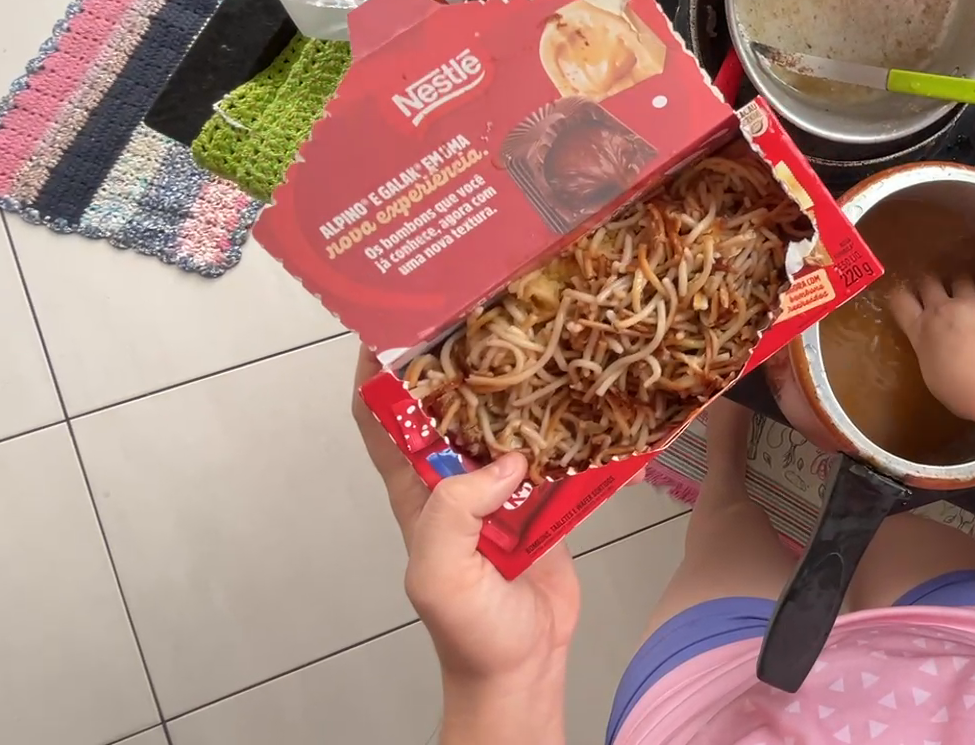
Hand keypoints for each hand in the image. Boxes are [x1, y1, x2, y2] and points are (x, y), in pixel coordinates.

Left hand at [352, 350, 577, 731]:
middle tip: (497, 313)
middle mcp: (457, 477)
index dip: (381, 367)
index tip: (404, 317)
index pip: (383, 416)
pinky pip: (557, 449)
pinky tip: (594, 400)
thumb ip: (453, 515)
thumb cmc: (472, 628)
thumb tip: (507, 461)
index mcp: (418, 490)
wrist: (526, 662)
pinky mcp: (547, 495)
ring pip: (509, 421)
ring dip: (525, 387)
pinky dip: (570, 424)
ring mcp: (504, 485)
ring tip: (552, 343)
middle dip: (467, 361)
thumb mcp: (440, 576)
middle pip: (455, 405)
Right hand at [885, 266, 974, 422]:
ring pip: (960, 278)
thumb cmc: (961, 390)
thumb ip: (931, 355)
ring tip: (963, 276)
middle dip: (929, 280)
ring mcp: (970, 302)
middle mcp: (942, 310)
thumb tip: (936, 352)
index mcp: (921, 331)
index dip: (900, 294)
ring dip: (961, 277)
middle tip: (931, 281)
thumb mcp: (934, 377)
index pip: (901, 303)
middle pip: (929, 283)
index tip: (901, 292)